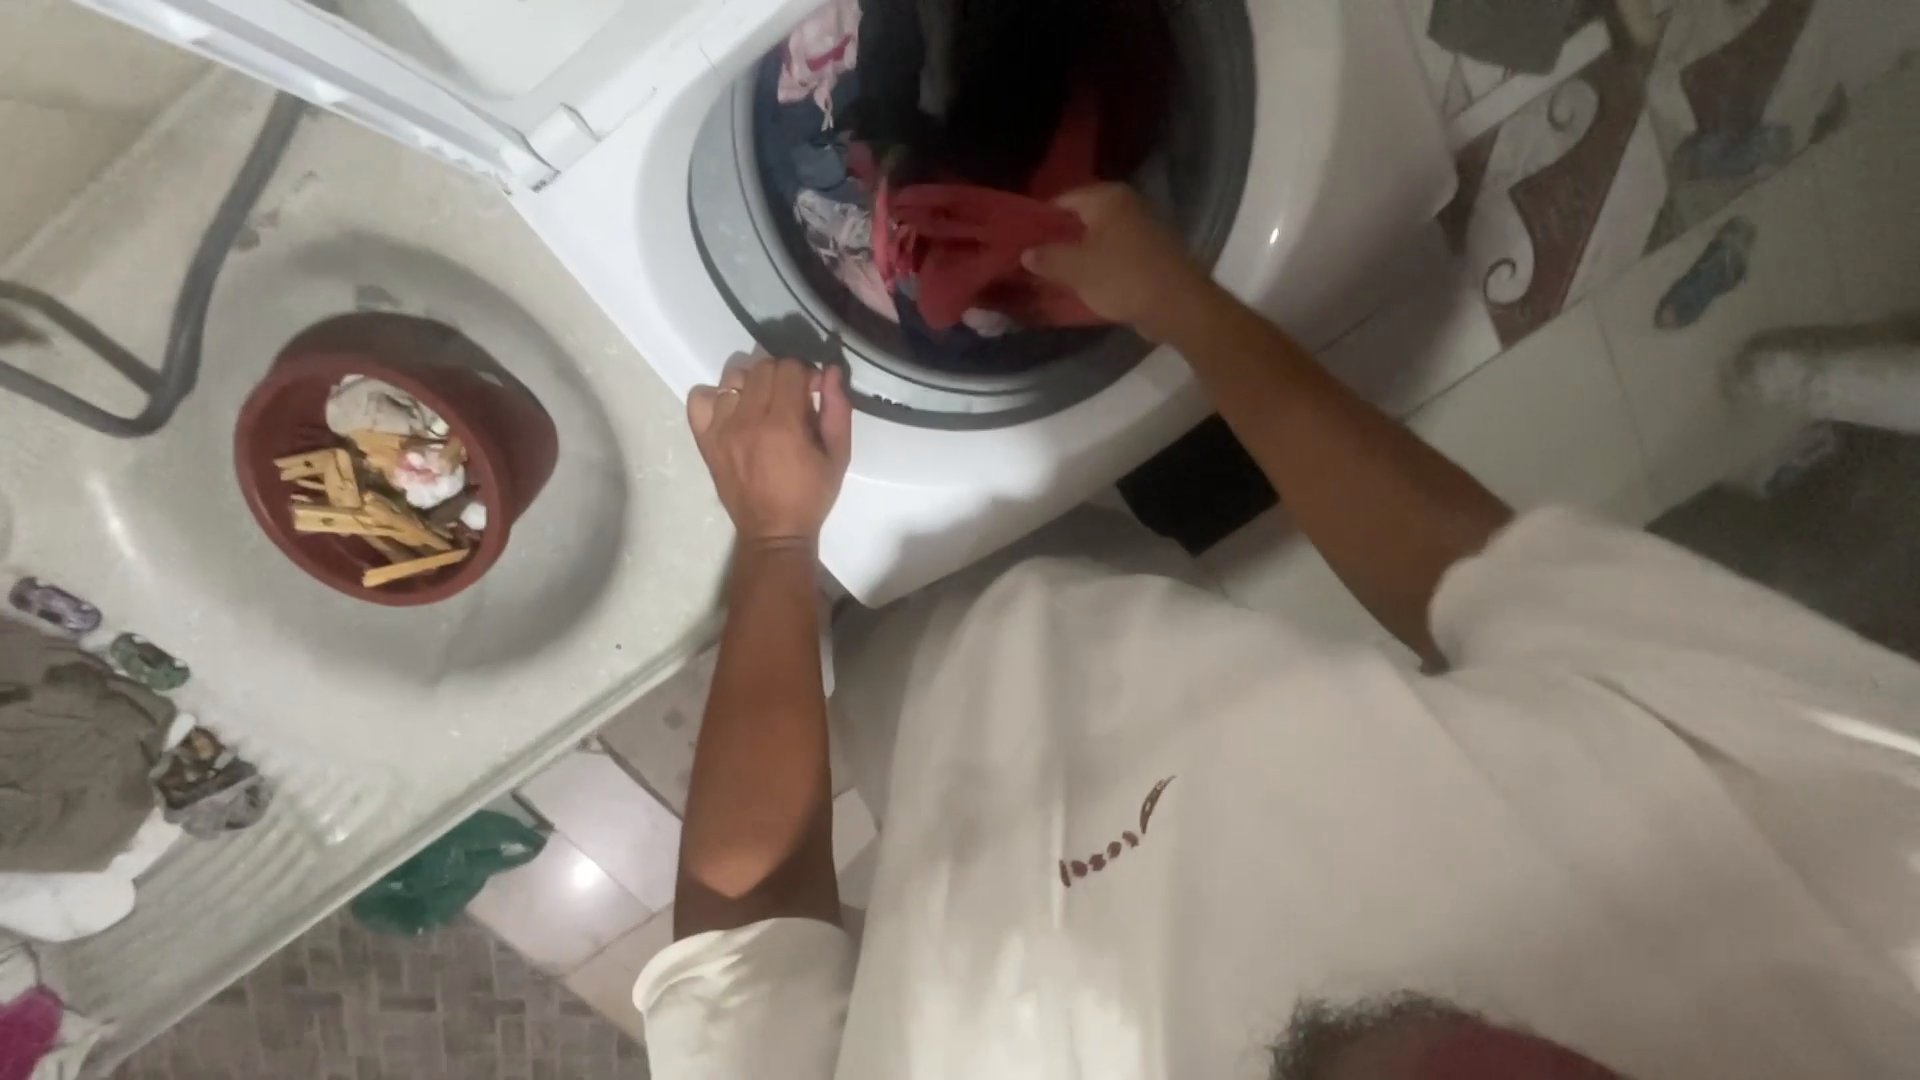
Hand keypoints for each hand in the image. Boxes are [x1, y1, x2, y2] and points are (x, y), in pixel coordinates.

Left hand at [688, 356, 852, 545]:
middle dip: (783, 375)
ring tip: (764, 406)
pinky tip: (734, 411)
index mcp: (783, 425)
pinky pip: (700, 398)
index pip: (790, 368)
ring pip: (734, 378)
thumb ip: (838, 411)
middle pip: (763, 368)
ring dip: (754, 384)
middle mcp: (747, 421)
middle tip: (792, 399)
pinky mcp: (705, 439)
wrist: (773, 532)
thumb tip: (830, 372)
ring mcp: (721, 429)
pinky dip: (717, 397)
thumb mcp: (839, 456)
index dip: (806, 373)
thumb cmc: (811, 496)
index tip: (813, 391)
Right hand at [1021, 183, 1217, 340]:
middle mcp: (1123, 205)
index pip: (1060, 201)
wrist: (1175, 304)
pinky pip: (1107, 256)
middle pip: (1077, 221)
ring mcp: (1136, 229)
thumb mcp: (1077, 270)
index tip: (1018, 243)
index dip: (1037, 222)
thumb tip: (1025, 253)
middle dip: (1053, 242)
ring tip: (1046, 277)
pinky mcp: (1142, 254)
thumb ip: (1047, 258)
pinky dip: (1090, 267)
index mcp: (1106, 198)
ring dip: (1071, 257)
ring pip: (1092, 240)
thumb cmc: (1123, 279)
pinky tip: (1074, 285)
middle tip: (1028, 263)